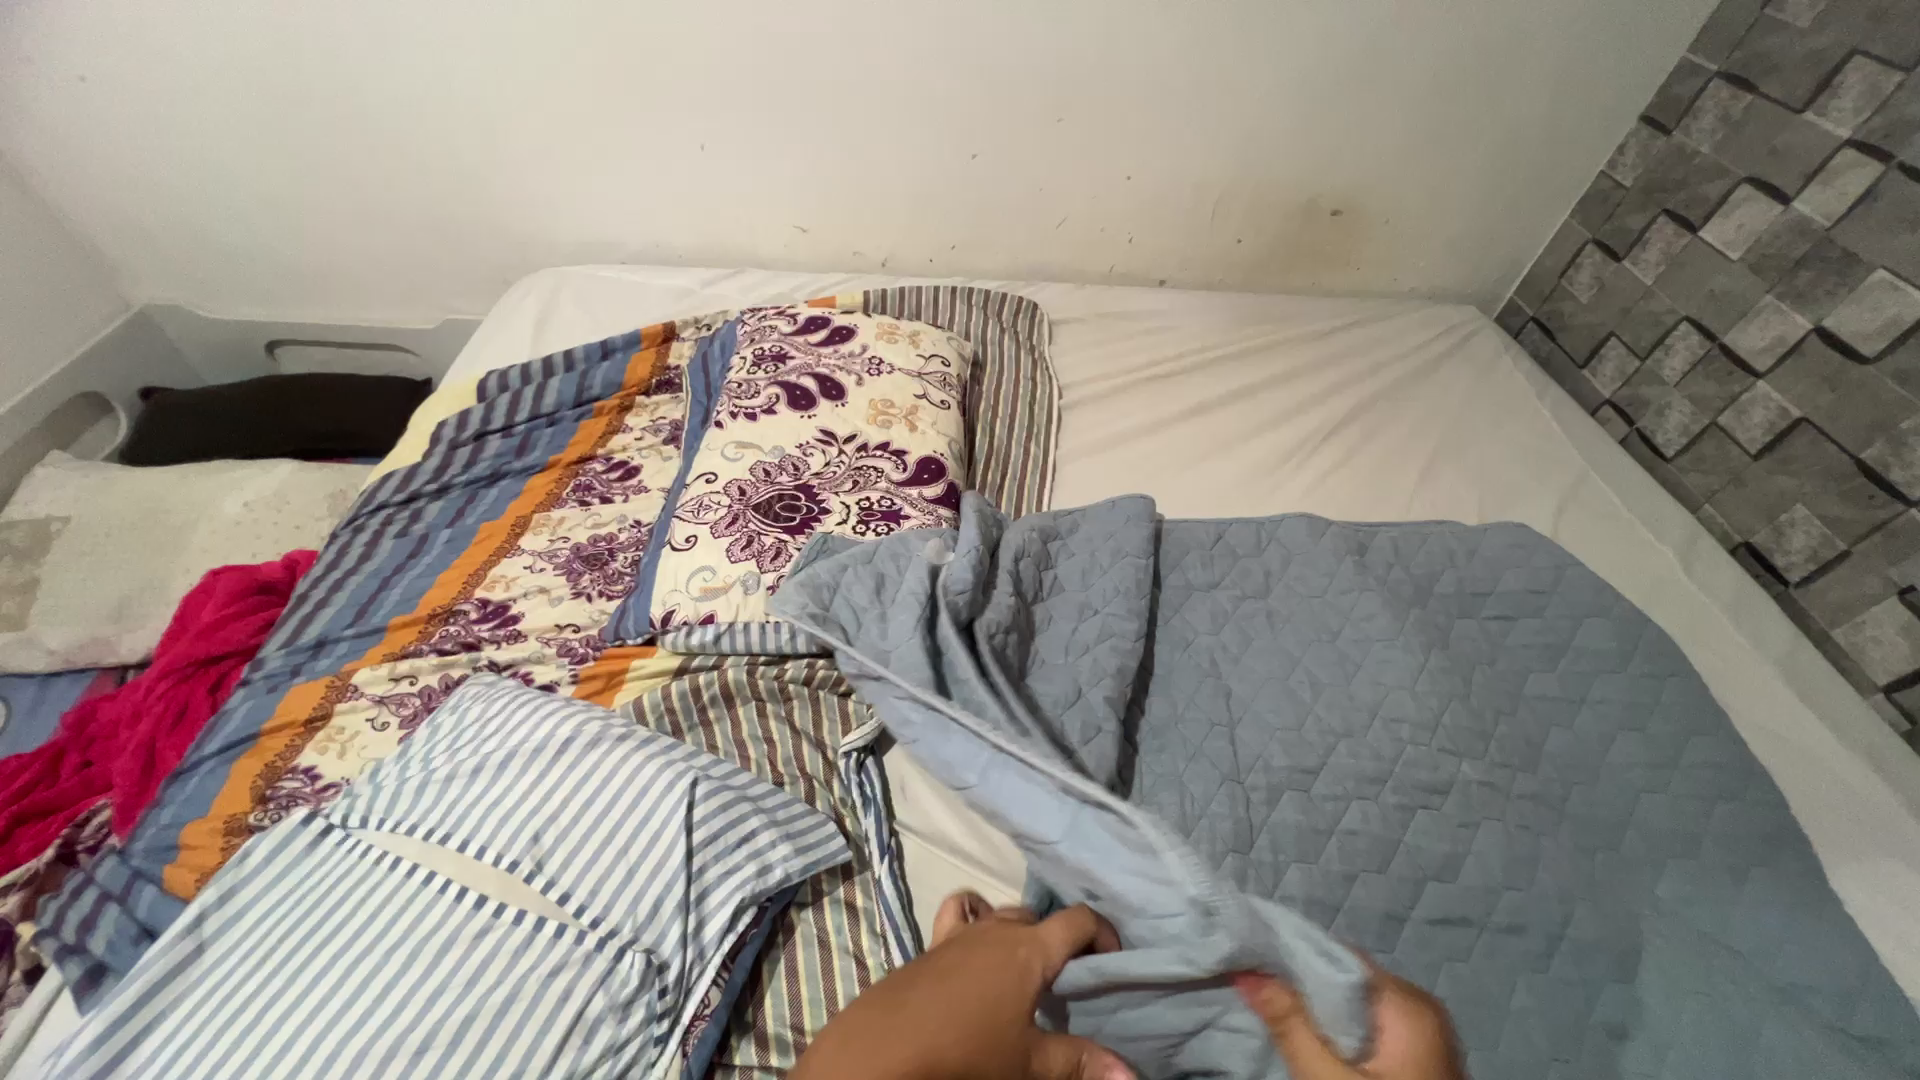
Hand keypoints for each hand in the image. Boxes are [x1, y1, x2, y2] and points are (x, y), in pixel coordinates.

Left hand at [791, 890, 1133, 1079]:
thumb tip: (1131, 1074)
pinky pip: (960, 913)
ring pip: (1002, 914)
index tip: (1115, 961)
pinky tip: (976, 946)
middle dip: (1061, 939)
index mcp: (1029, 948)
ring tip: (1030, 968)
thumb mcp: (1029, 1063)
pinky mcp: (931, 944)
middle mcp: (997, 927)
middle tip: (1073, 979)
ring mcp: (961, 931)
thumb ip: (1079, 1061)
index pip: (1078, 919)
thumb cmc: (965, 1054)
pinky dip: (976, 918)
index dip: (1103, 933)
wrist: (882, 1051)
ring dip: (1021, 932)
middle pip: (1040, 917)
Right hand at [1234, 961, 1465, 1079]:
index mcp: (1409, 1004)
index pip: (1337, 956)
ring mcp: (1424, 1040)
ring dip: (1314, 1013)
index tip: (1246, 959)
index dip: (1288, 955)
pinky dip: (1337, 1034)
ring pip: (1354, 1007)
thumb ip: (1288, 1022)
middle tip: (1251, 989)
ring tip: (1270, 1012)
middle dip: (1299, 987)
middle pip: (1345, 980)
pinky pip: (1368, 1030)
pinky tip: (1309, 1043)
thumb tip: (1245, 972)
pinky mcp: (1419, 1065)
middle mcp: (1421, 1011)